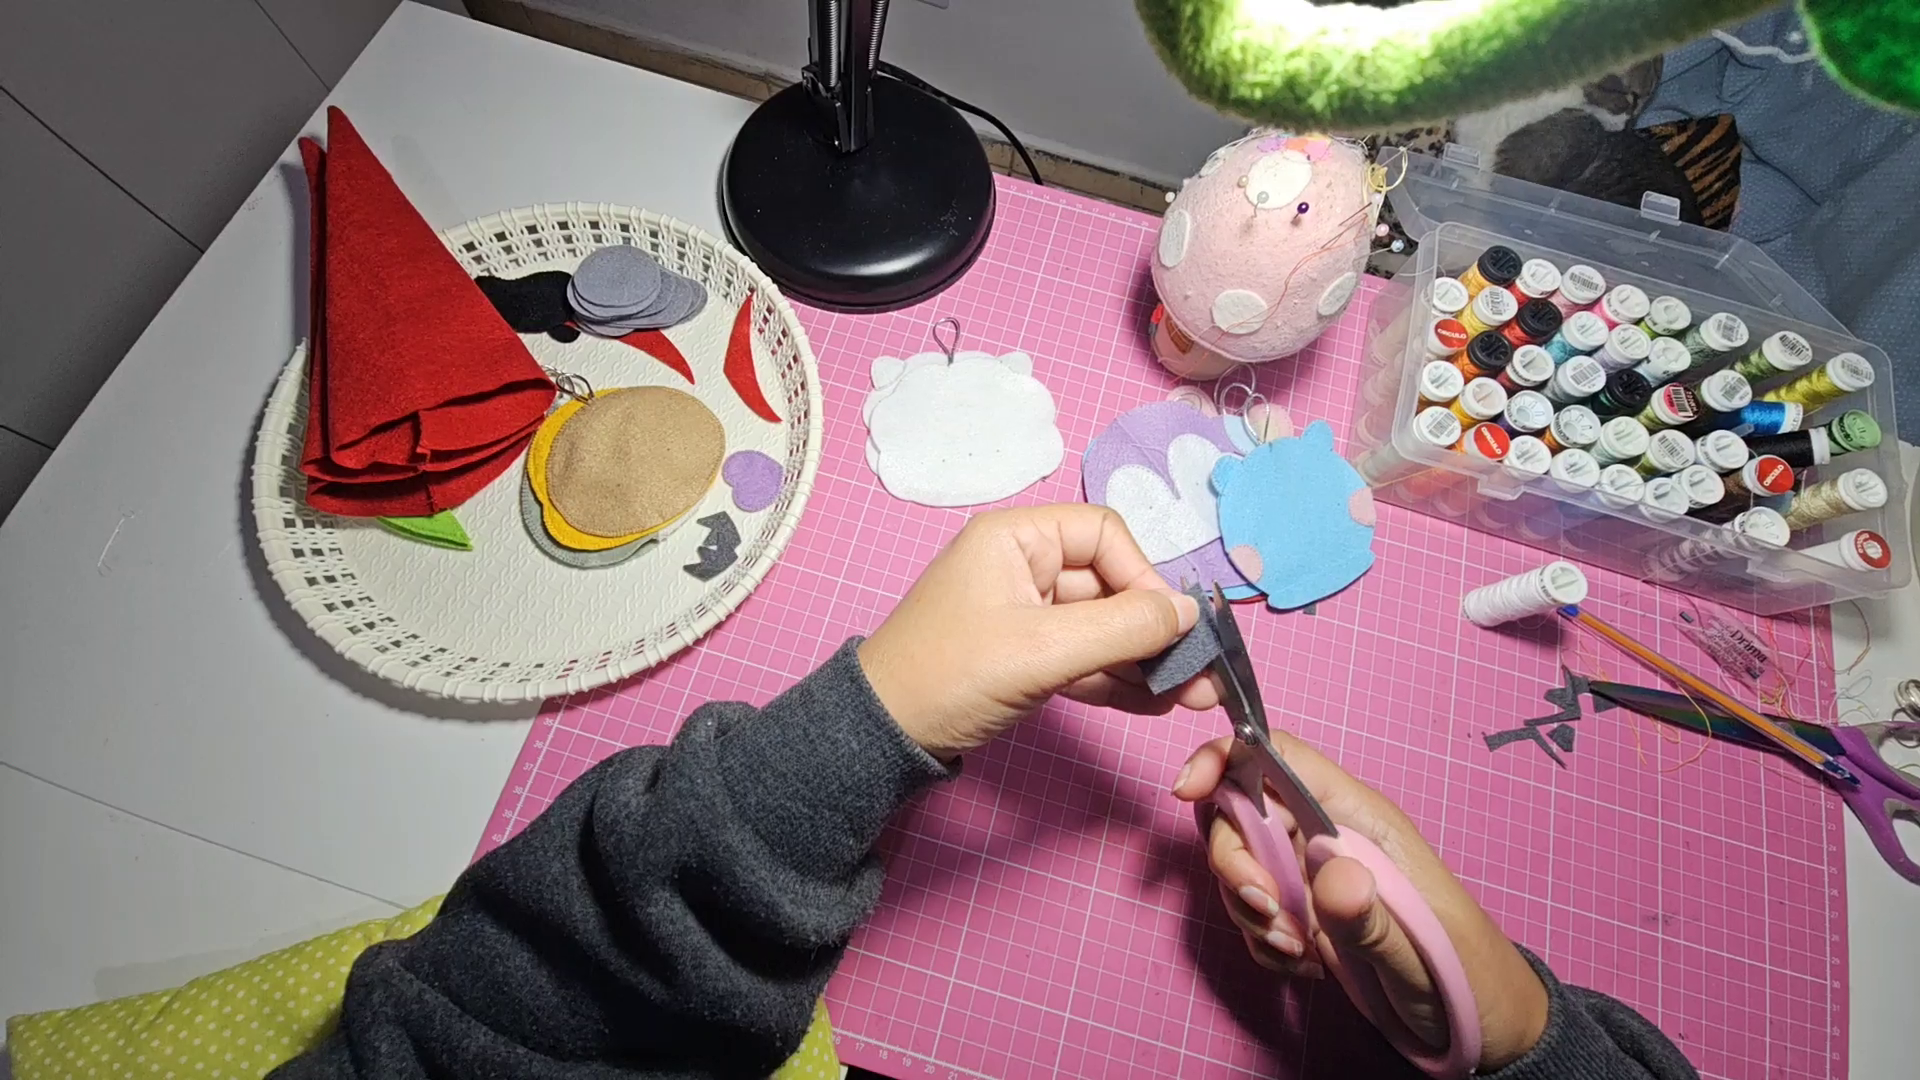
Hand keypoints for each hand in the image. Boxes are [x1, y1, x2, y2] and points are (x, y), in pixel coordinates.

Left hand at [858, 504, 1219, 760]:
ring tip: (1191, 696)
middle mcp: (1026, 566)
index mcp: (1018, 539)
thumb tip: (1189, 612)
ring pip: (1102, 627)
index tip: (1170, 626)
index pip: (1104, 535)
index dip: (1143, 576)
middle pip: (1110, 585)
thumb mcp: (1042, 649)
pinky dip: (1116, 679)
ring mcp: (1028, 613)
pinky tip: (1155, 702)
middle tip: (1201, 674)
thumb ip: (1121, 628)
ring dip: (1144, 661)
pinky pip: (1084, 657)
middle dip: (1154, 631)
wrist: (886, 734)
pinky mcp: (1028, 654)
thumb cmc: (953, 673)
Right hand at [1172, 735, 1548, 1071]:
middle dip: (1234, 861)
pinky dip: (1260, 938)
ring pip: (1236, 859)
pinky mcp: (1295, 903)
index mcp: (1351, 814)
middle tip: (1267, 912)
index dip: (1222, 757)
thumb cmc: (1467, 981)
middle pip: (1238, 809)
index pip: (1273, 754)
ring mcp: (1304, 866)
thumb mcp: (1421, 959)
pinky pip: (1248, 904)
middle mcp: (1319, 829)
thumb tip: (1330, 871)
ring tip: (1298, 953)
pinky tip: (1303, 966)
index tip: (1187, 790)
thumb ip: (1370, 919)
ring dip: (1248, 909)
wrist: (1483, 1029)